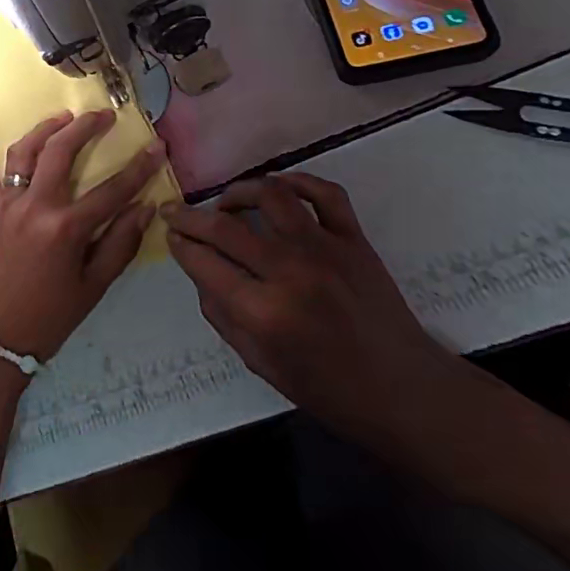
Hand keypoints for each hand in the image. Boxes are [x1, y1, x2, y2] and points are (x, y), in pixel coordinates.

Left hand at [0, 109, 165, 362]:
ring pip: (24, 154)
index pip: (113, 190)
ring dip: (44, 130)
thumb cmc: (51, 317)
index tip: (157, 147)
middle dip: (86, 127)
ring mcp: (7, 208)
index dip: (140, 168)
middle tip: (104, 116)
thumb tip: (144, 208)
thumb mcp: (95, 286)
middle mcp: (36, 208)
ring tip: (63, 117)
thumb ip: (120, 244)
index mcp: (67, 228)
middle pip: (62, 152)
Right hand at [162, 173, 451, 440]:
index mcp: (263, 312)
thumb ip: (222, 316)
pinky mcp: (354, 239)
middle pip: (227, 227)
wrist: (400, 388)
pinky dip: (298, 182)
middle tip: (176, 211)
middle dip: (190, 216)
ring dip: (240, 191)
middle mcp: (290, 271)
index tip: (169, 234)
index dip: (180, 245)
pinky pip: (325, 194)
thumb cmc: (325, 388)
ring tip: (226, 202)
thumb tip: (201, 273)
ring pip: (272, 196)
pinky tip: (279, 189)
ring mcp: (326, 249)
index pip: (204, 263)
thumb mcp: (259, 363)